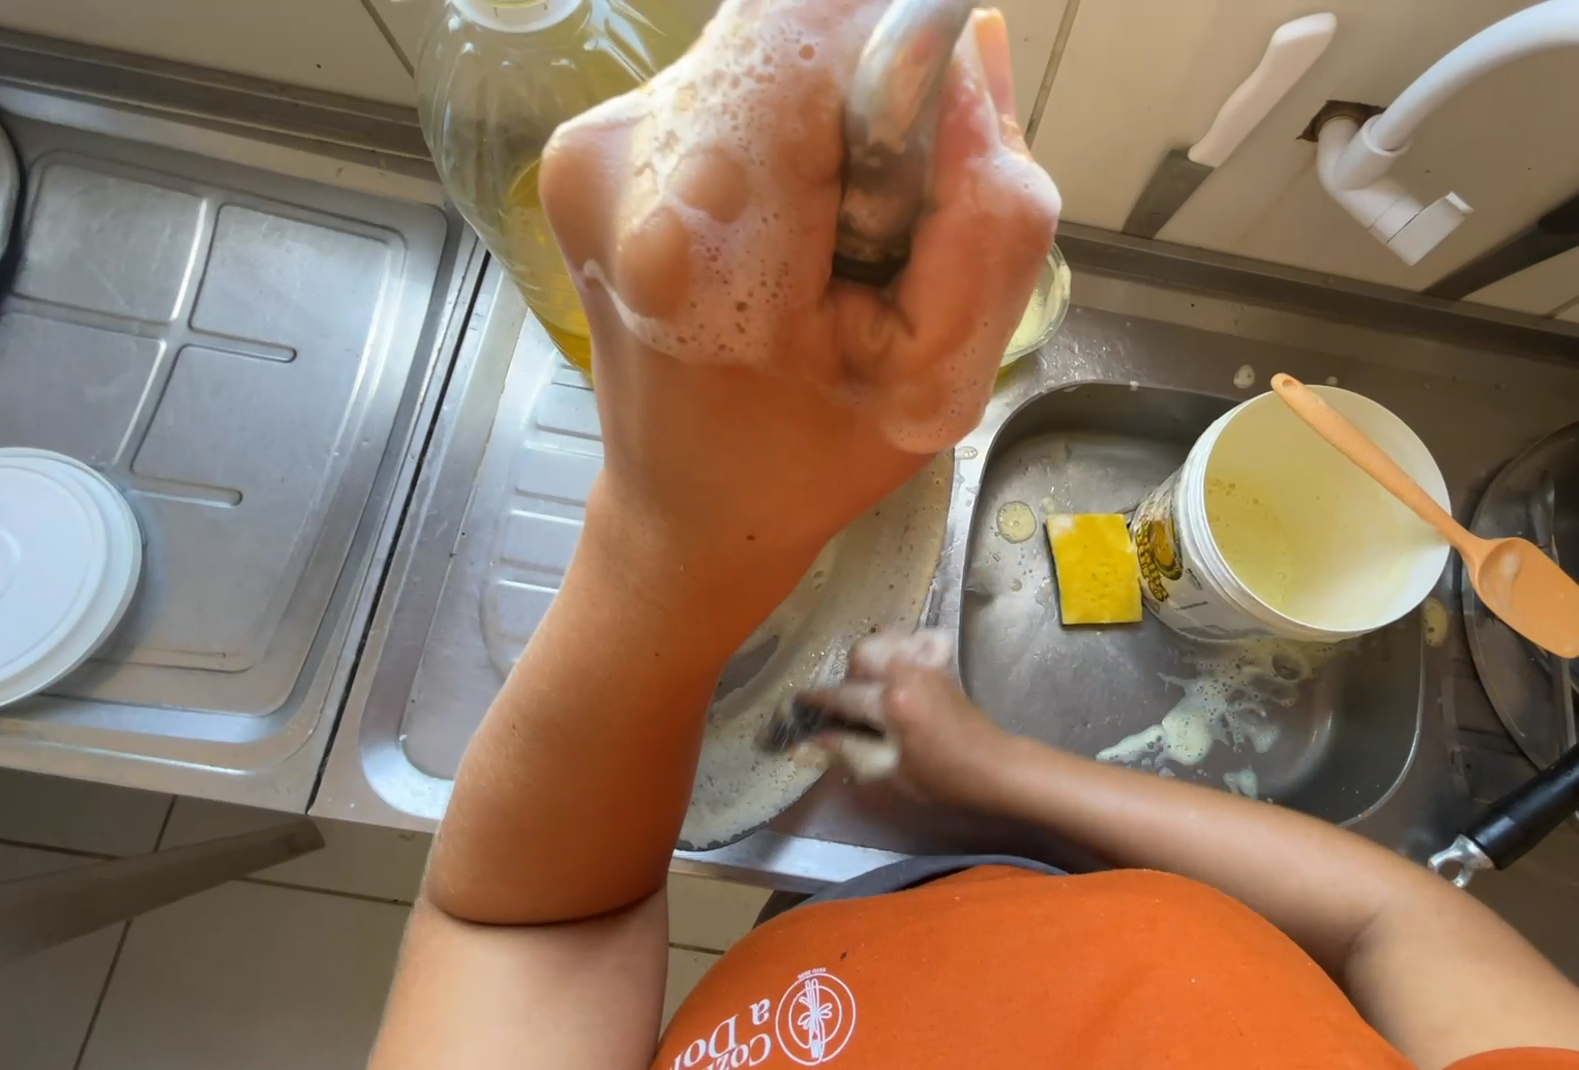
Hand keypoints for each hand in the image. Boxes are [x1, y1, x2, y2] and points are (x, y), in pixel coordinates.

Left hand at [539, 5, 1057, 573]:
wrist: (689, 511)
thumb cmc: (807, 467)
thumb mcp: (936, 379)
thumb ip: (987, 224)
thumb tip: (982, 49)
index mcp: (702, 224)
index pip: (831, 29)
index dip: (915, 75)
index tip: (927, 189)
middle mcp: (618, 153)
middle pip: (797, 35)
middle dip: (877, 116)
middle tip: (884, 239)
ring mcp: (592, 144)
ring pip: (767, 59)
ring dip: (833, 135)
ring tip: (833, 253)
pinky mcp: (595, 151)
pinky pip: (728, 96)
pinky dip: (787, 148)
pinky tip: (789, 240)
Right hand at [798, 631, 1017, 805]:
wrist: (994, 767)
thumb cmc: (942, 779)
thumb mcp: (891, 774)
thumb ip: (850, 751)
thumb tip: (815, 740)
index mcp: (893, 702)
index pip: (844, 695)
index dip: (818, 699)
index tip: (798, 700)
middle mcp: (907, 673)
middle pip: (863, 653)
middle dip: (849, 675)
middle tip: (851, 705)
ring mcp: (927, 665)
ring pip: (886, 640)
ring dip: (872, 659)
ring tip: (873, 688)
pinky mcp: (940, 666)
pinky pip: (914, 641)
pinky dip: (901, 647)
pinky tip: (899, 671)